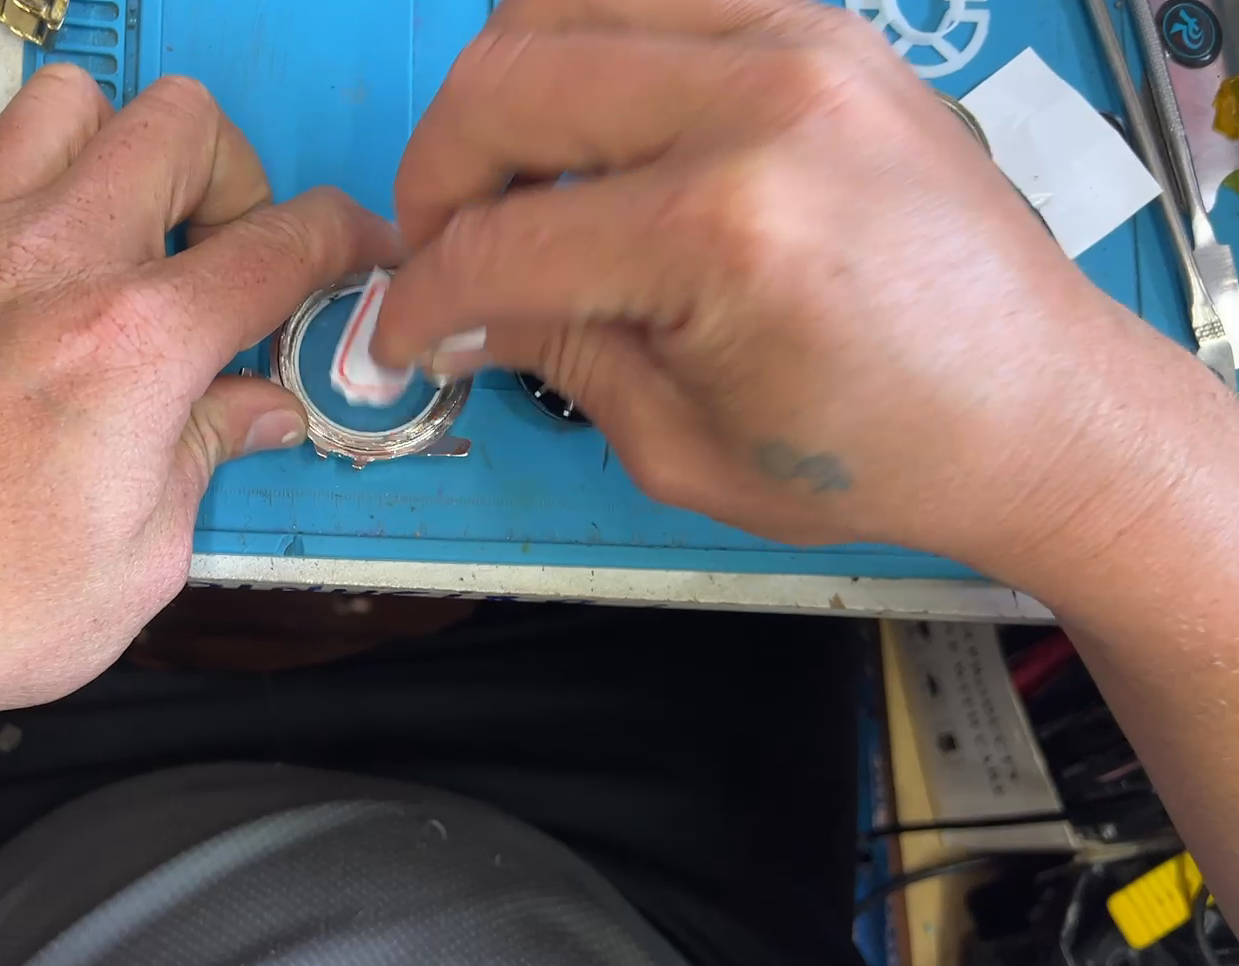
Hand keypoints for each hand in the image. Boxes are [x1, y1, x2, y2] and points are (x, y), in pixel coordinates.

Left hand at [0, 68, 395, 828]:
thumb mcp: (151, 555)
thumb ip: (214, 450)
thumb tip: (269, 405)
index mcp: (135, 346)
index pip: (279, 246)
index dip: (345, 239)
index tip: (362, 253)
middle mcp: (50, 264)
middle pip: (180, 125)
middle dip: (233, 183)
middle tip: (224, 270)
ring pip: (66, 102)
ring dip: (121, 159)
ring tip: (124, 249)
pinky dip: (2, 171)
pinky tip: (18, 251)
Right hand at [374, 0, 1227, 578]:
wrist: (1030, 406)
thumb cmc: (852, 458)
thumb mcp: (669, 445)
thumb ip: (552, 356)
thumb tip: (455, 320)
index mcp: (717, 237)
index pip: (494, 243)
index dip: (416, 300)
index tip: (398, 339)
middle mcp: (753, 101)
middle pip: (499, 86)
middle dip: (428, 184)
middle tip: (436, 258)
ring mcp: (792, 37)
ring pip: (550, 6)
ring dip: (489, 104)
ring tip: (499, 191)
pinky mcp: (812, 24)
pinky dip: (567, 56)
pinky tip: (574, 139)